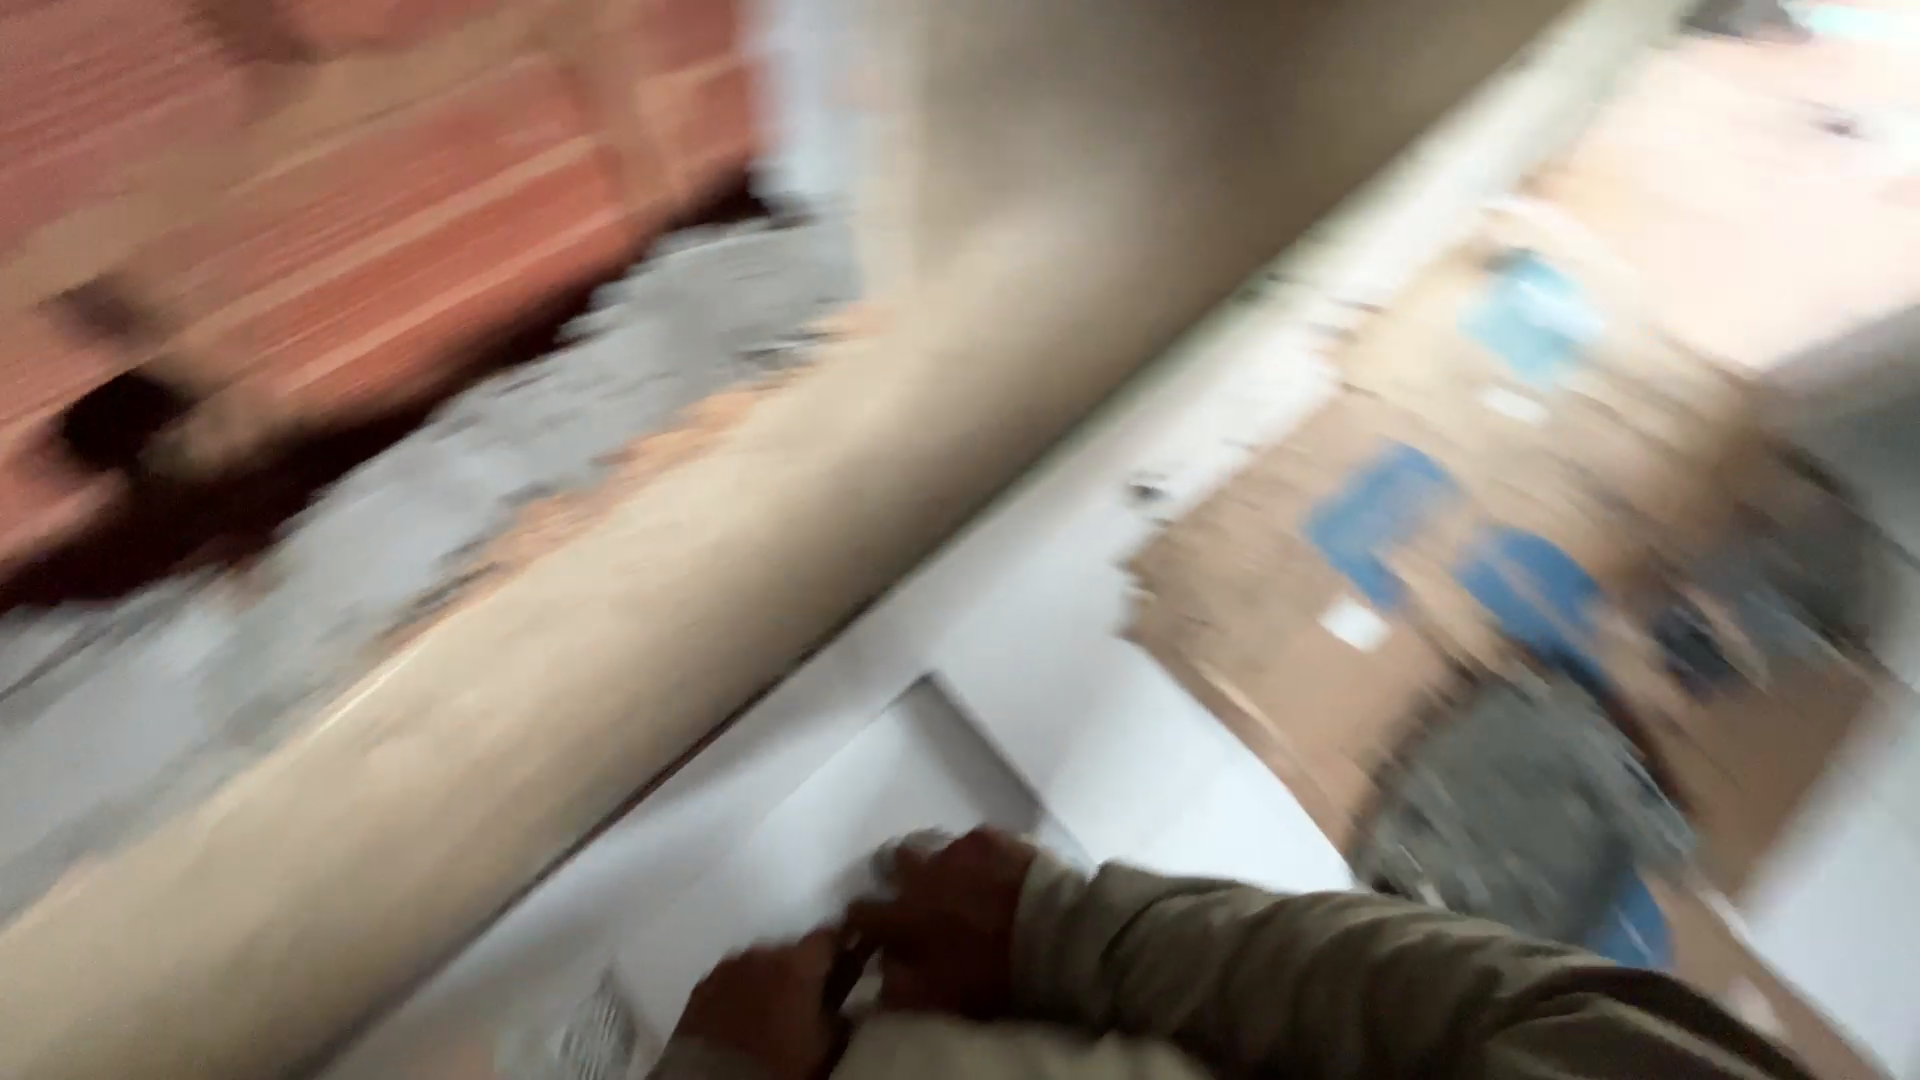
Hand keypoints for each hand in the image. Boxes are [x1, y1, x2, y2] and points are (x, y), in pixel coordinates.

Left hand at [675, 929, 851, 1079]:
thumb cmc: (780, 1067)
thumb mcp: (826, 1046)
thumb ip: (842, 1013)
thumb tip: (852, 999)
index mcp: (799, 963)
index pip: (829, 934)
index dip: (840, 945)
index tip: (846, 958)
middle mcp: (764, 953)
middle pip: (792, 949)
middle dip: (800, 969)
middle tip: (803, 1000)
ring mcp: (730, 966)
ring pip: (760, 962)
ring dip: (769, 978)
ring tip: (768, 1011)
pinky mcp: (703, 985)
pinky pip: (732, 977)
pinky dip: (740, 990)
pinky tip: (741, 1015)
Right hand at [845, 828, 1036, 1018]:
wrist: (1051, 930)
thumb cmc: (996, 972)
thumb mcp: (943, 994)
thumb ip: (902, 985)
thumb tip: (882, 971)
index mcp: (907, 916)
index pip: (862, 912)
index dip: (861, 920)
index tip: (869, 927)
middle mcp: (922, 874)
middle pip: (894, 862)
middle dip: (901, 876)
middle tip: (922, 895)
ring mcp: (954, 850)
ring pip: (933, 848)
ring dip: (940, 863)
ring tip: (962, 879)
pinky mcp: (986, 836)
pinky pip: (970, 843)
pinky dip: (977, 856)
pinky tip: (996, 871)